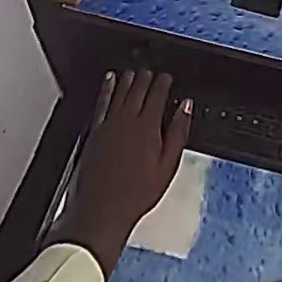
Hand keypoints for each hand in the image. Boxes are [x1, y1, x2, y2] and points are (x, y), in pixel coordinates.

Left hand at [51, 70, 191, 276]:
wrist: (102, 209)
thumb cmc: (136, 193)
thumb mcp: (167, 166)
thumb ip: (178, 133)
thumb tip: (186, 108)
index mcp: (148, 127)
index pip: (157, 95)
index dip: (163, 83)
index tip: (167, 77)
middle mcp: (127, 120)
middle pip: (138, 89)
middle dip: (147, 77)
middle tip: (152, 72)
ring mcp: (109, 123)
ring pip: (120, 91)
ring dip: (128, 78)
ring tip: (134, 71)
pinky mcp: (95, 130)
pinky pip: (103, 101)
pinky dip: (107, 87)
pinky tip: (109, 80)